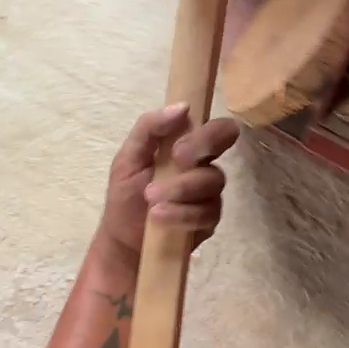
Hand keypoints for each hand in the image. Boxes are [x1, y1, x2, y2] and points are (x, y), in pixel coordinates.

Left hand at [99, 104, 239, 256]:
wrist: (123, 240)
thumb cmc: (126, 194)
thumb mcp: (128, 157)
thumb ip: (149, 128)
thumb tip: (182, 107)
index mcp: (187, 145)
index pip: (214, 125)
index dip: (206, 130)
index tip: (178, 146)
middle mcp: (204, 165)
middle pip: (225, 142)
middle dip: (200, 148)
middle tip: (175, 162)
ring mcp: (210, 193)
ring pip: (212, 181)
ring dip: (180, 188)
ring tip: (151, 200)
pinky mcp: (209, 220)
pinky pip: (207, 213)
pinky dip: (182, 214)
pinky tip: (160, 218)